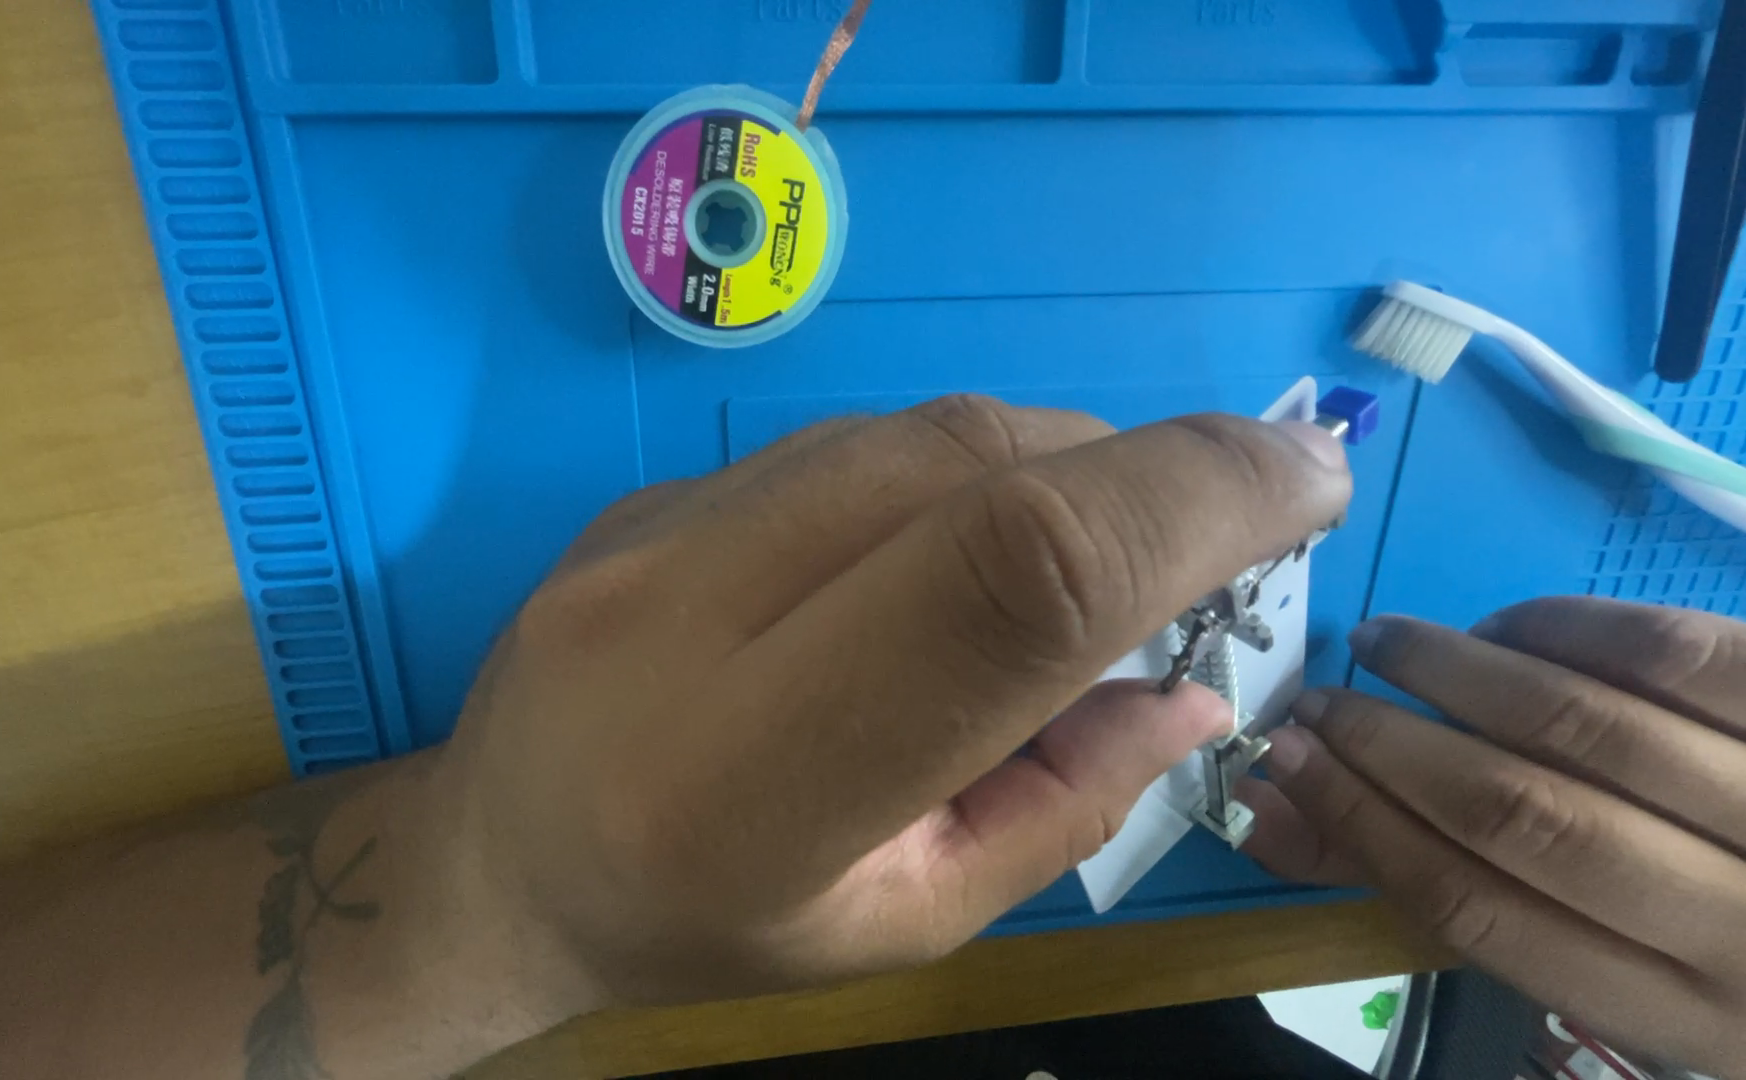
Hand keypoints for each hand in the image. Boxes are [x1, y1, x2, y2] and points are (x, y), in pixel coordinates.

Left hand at [421, 395, 1351, 1015]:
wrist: (497, 852)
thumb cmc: (701, 919)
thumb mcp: (898, 920)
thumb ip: (1055, 803)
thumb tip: (1188, 683)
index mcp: (765, 771)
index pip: (1005, 578)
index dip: (1179, 504)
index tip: (1299, 487)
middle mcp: (695, 613)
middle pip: (961, 463)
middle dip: (1129, 468)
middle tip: (1197, 522)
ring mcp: (655, 532)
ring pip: (906, 433)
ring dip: (1038, 460)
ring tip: (1068, 538)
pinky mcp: (645, 494)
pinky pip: (836, 444)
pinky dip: (939, 466)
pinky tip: (939, 532)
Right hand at [1243, 597, 1745, 1077]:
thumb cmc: (1690, 927)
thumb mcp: (1569, 940)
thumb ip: (1407, 877)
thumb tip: (1255, 803)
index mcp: (1680, 1007)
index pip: (1472, 905)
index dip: (1355, 815)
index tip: (1285, 752)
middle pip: (1519, 815)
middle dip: (1384, 741)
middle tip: (1320, 699)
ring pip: (1583, 726)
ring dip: (1449, 668)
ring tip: (1383, 642)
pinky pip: (1673, 654)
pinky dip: (1559, 625)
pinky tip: (1503, 626)